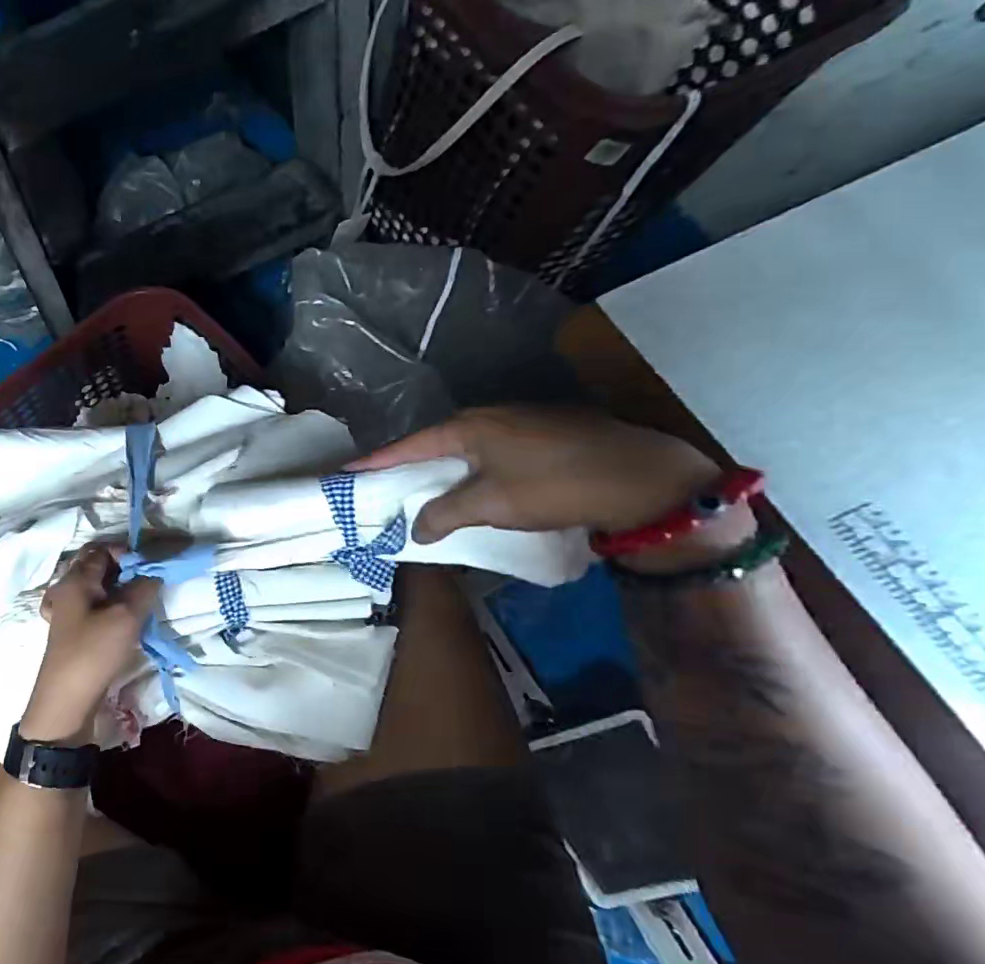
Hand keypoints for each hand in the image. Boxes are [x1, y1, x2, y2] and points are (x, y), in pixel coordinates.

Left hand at [21, 544, 160, 744]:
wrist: (67, 702)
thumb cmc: (95, 652)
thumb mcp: (127, 616)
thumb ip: (144, 587)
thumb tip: (154, 572)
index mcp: (74, 579)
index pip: (101, 549)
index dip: (127, 551)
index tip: (150, 566)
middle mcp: (65, 590)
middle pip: (95, 565)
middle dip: (124, 568)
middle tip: (147, 582)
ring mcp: (65, 611)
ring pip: (95, 587)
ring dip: (118, 588)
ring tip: (138, 601)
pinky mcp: (71, 631)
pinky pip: (92, 606)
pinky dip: (109, 605)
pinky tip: (121, 619)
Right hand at [349, 405, 731, 547]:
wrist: (639, 478)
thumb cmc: (555, 485)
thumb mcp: (493, 503)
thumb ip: (446, 512)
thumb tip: (416, 527)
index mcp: (471, 425)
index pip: (410, 445)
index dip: (377, 461)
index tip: (346, 471)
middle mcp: (491, 416)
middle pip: (435, 443)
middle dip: (406, 466)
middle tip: (378, 486)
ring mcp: (520, 424)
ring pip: (465, 449)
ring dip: (440, 471)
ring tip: (418, 493)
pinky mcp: (542, 437)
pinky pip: (489, 455)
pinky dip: (469, 473)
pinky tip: (470, 490)